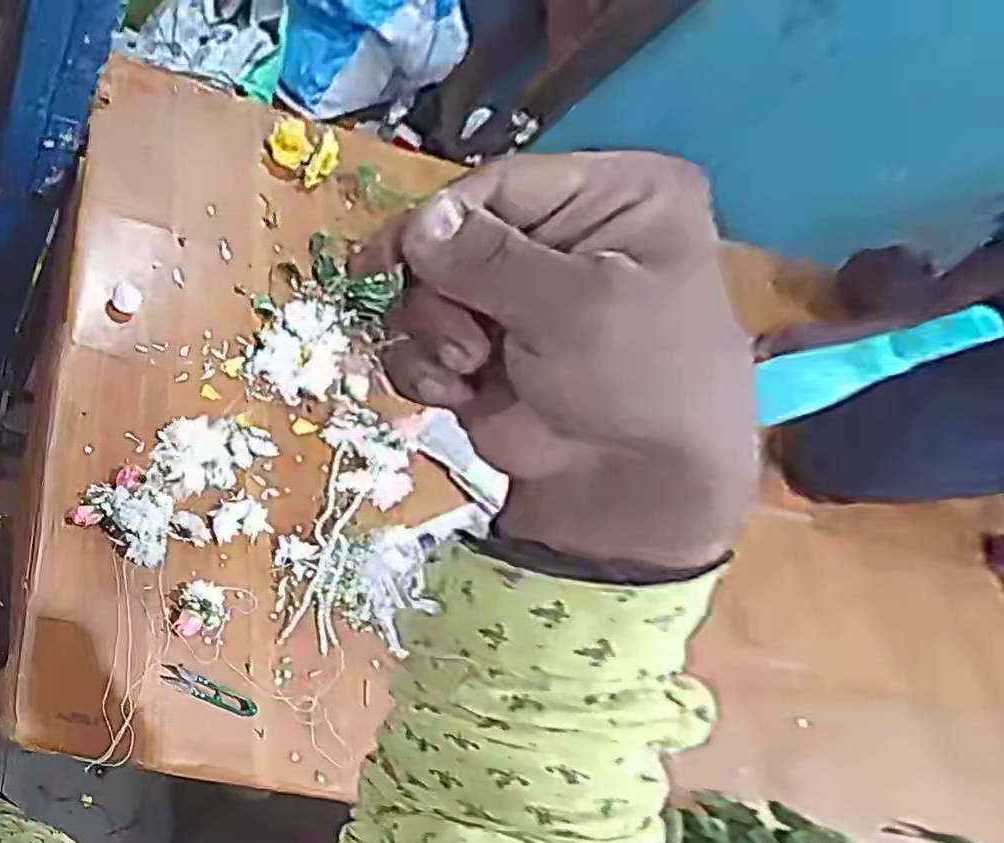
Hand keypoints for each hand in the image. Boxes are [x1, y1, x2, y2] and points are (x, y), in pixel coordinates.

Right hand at [375, 152, 757, 569]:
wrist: (621, 476)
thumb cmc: (634, 375)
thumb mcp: (575, 305)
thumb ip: (491, 260)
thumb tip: (418, 221)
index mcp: (602, 201)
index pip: (491, 188)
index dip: (435, 225)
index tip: (387, 264)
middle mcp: (545, 244)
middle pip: (441, 247)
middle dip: (438, 300)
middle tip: (466, 344)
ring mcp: (499, 303)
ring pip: (417, 300)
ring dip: (430, 342)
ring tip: (468, 372)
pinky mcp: (465, 352)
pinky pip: (412, 347)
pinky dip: (422, 373)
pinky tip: (456, 395)